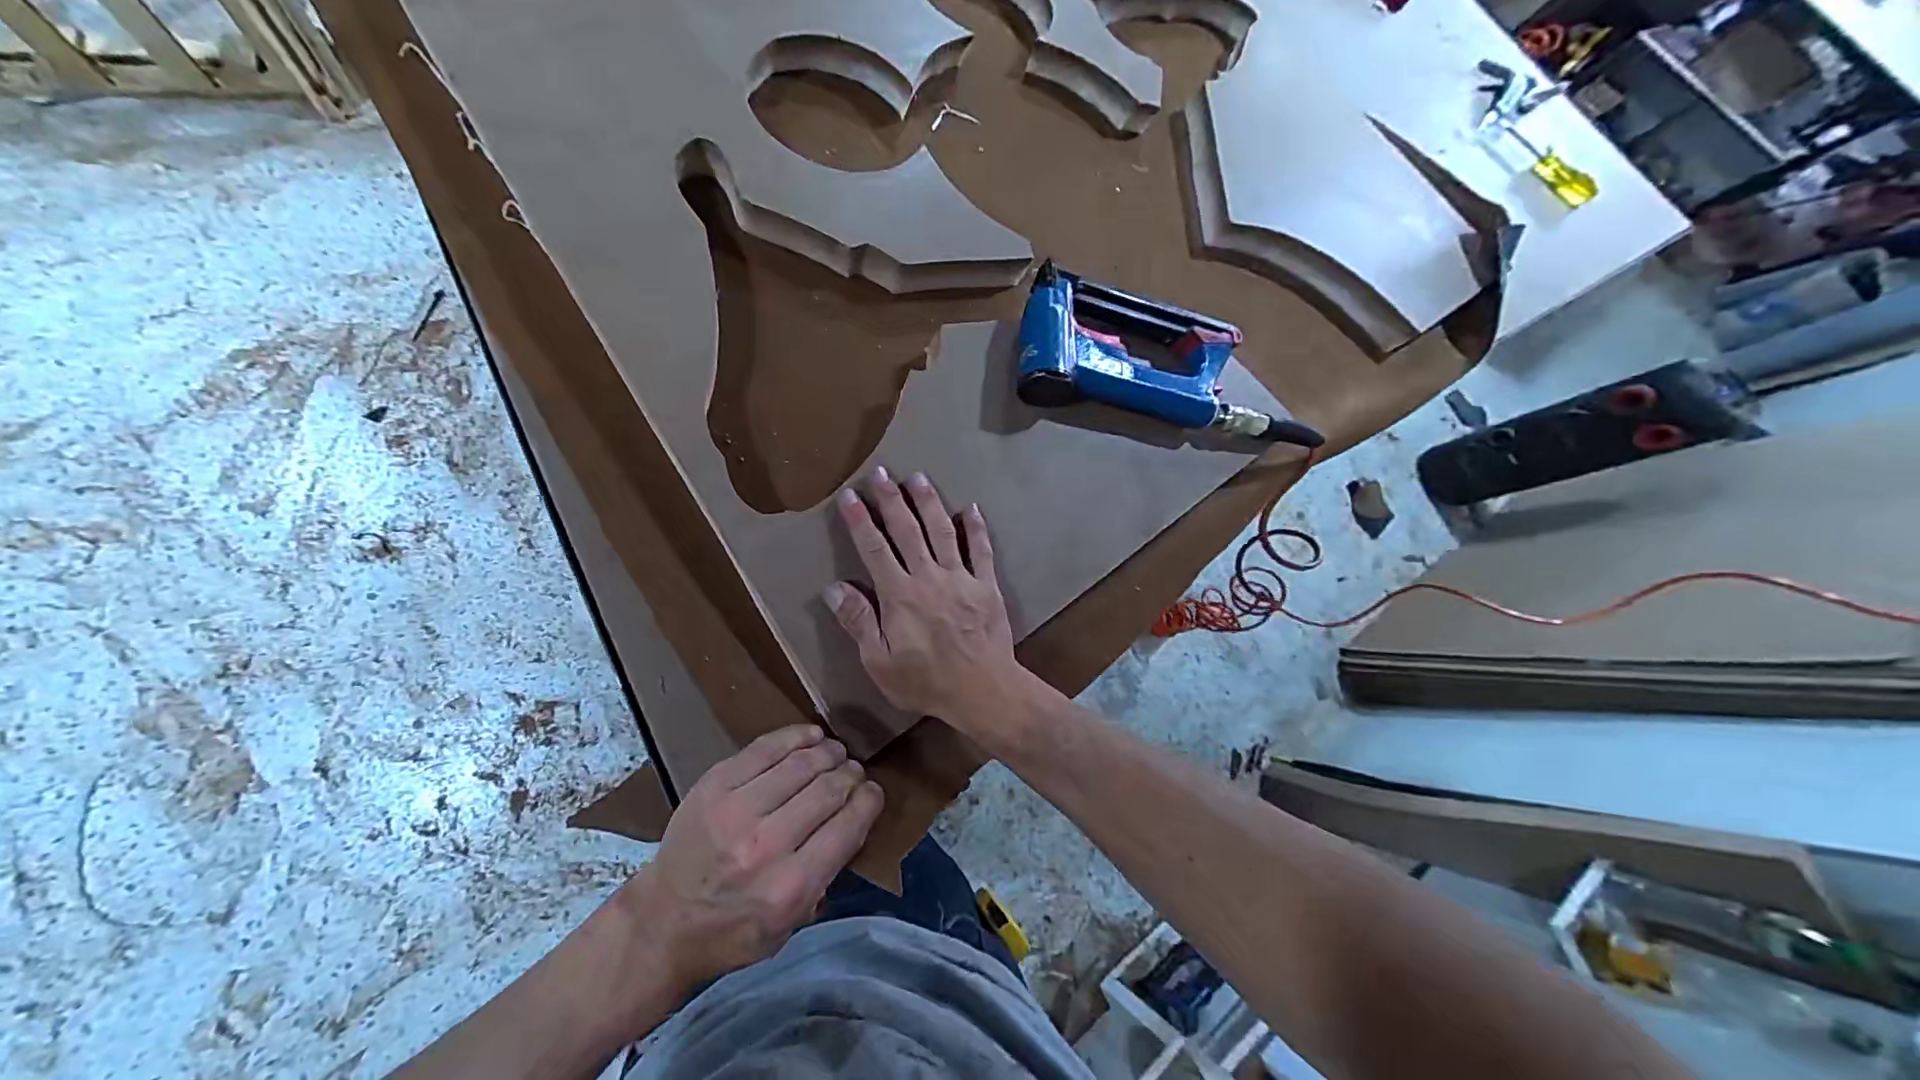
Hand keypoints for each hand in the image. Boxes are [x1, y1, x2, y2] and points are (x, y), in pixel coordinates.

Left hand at [618, 725, 882, 992]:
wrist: (663, 921)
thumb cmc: (734, 931)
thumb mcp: (792, 924)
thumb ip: (827, 874)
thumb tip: (854, 818)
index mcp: (791, 887)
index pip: (848, 825)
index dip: (869, 801)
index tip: (873, 792)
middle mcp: (765, 845)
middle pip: (827, 789)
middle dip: (850, 775)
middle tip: (854, 772)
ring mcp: (735, 811)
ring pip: (800, 764)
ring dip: (827, 753)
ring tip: (836, 753)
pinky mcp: (713, 787)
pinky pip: (765, 749)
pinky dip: (796, 737)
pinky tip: (811, 737)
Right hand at [824, 466, 1024, 727]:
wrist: (983, 691)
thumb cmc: (926, 682)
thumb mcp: (879, 662)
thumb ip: (859, 622)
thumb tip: (835, 587)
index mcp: (899, 595)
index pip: (874, 549)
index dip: (861, 521)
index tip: (850, 497)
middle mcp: (928, 577)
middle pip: (908, 530)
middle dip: (892, 499)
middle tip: (882, 472)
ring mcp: (961, 578)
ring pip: (942, 531)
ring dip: (929, 502)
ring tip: (918, 477)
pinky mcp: (987, 586)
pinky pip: (981, 550)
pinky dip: (975, 528)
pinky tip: (970, 508)